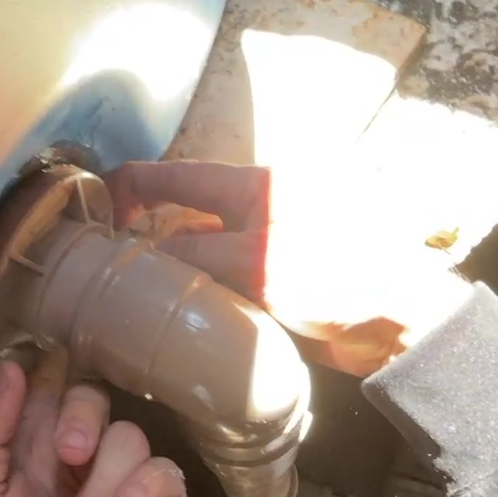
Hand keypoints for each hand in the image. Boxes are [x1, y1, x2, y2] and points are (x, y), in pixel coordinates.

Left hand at [0, 350, 188, 496]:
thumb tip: (12, 365)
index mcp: (31, 449)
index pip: (46, 388)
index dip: (48, 373)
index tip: (50, 358)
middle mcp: (80, 456)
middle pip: (92, 397)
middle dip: (81, 418)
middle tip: (68, 455)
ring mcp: (123, 479)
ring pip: (128, 434)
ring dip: (103, 481)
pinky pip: (165, 470)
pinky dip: (147, 484)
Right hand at [106, 161, 473, 376]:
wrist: (398, 321)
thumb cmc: (333, 274)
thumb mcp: (258, 261)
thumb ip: (196, 258)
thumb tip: (144, 260)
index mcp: (248, 187)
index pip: (172, 175)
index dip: (128, 189)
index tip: (99, 223)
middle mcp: (247, 211)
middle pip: (178, 214)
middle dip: (142, 235)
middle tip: (104, 269)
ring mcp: (256, 247)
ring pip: (194, 254)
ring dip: (169, 271)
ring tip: (132, 297)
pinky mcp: (265, 282)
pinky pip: (217, 282)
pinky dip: (195, 294)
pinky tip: (175, 315)